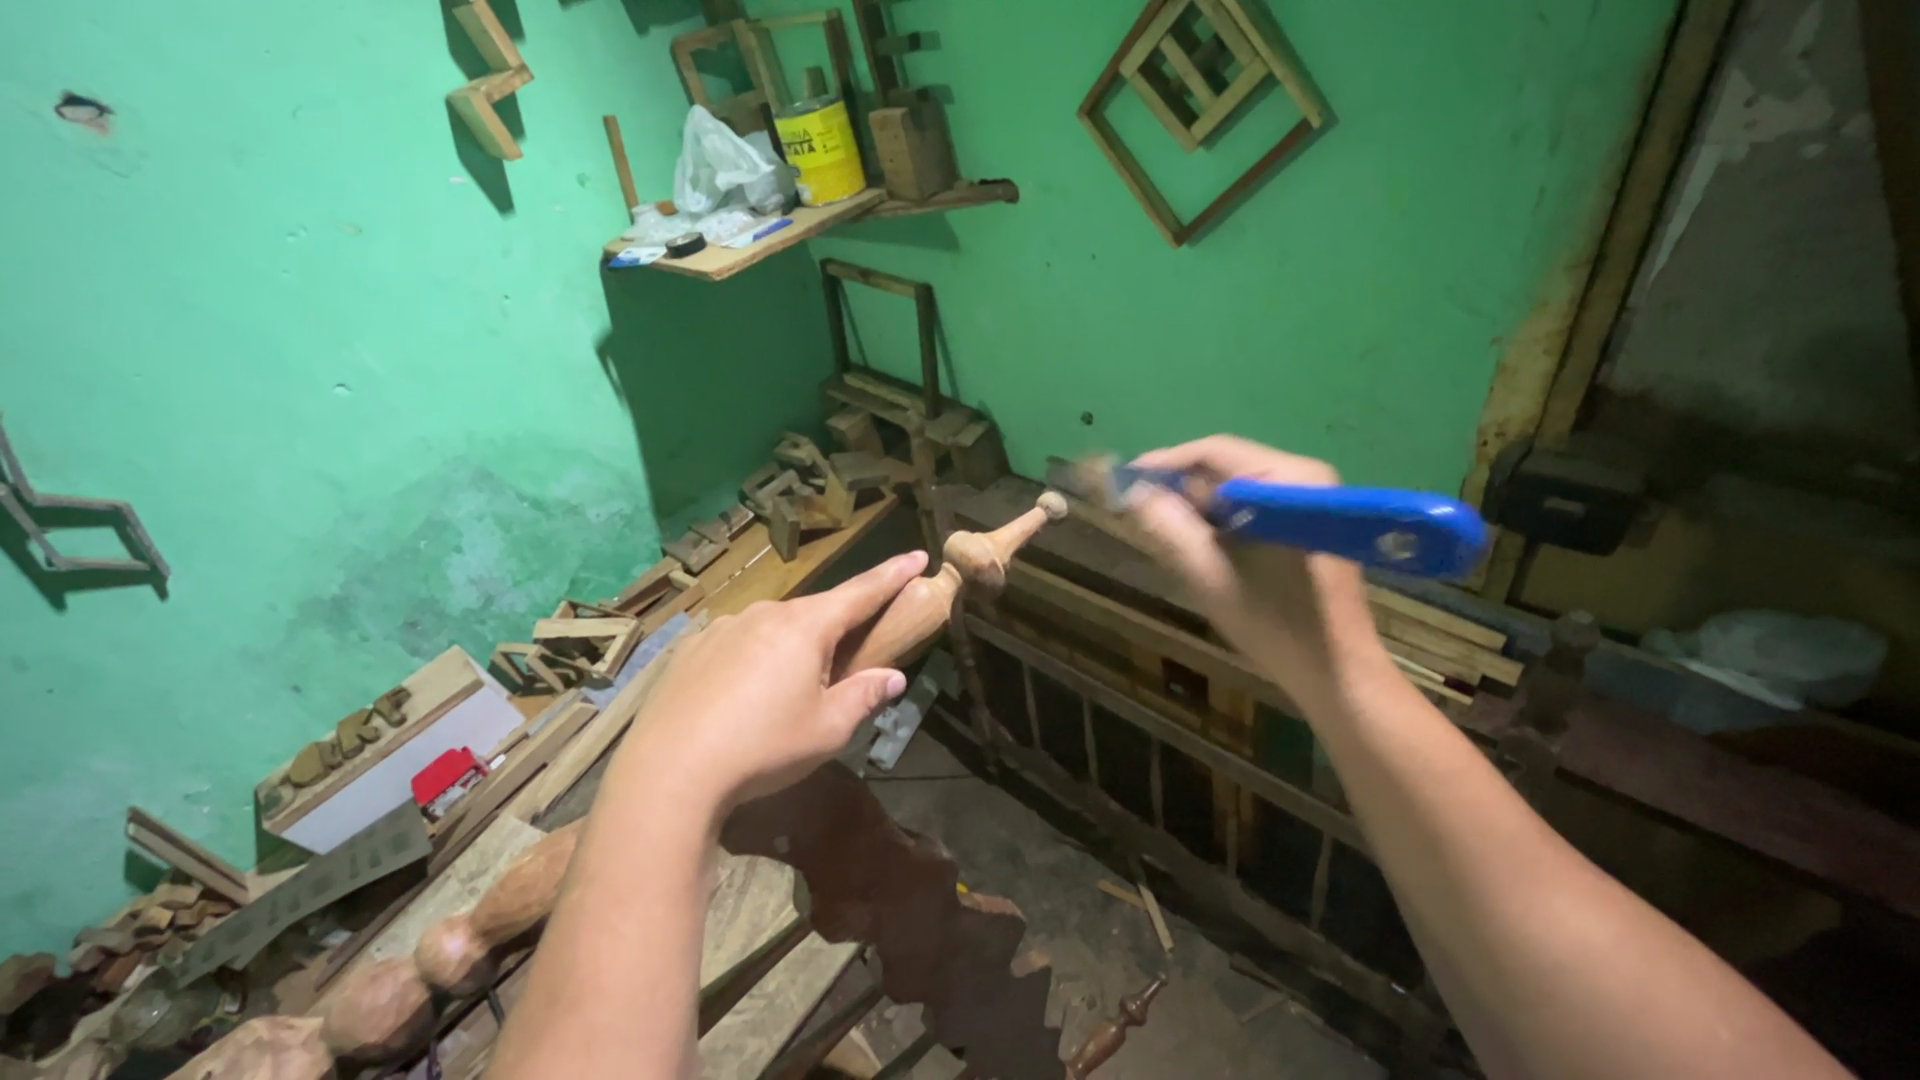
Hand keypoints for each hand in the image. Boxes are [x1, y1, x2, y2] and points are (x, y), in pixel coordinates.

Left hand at [622, 550, 928, 816]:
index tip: (918, 554)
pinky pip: (736, 645)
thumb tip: (892, 676)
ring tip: (780, 699)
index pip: (861, 592)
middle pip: (814, 614)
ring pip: (772, 630)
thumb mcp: (828, 729)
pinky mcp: (691, 648)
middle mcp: (764, 614)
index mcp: (805, 627)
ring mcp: (722, 627)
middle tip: (841, 671)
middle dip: (834, 633)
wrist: (670, 771)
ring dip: (788, 651)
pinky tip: (738, 701)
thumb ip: (864, 696)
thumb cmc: (763, 748)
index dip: (893, 574)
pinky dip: (750, 662)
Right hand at [1126, 436, 1384, 707]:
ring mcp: (1312, 498)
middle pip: (1225, 466)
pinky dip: (1222, 521)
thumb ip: (1165, 524)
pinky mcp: (1310, 521)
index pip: (1212, 451)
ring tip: (1166, 535)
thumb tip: (1129, 488)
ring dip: (1199, 509)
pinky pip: (1252, 505)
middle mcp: (1305, 476)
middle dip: (1181, 490)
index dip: (1162, 464)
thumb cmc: (1273, 621)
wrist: (1335, 670)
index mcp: (1288, 479)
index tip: (1122, 481)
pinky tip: (1203, 548)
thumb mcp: (1206, 572)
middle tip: (1140, 515)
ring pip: (1236, 488)